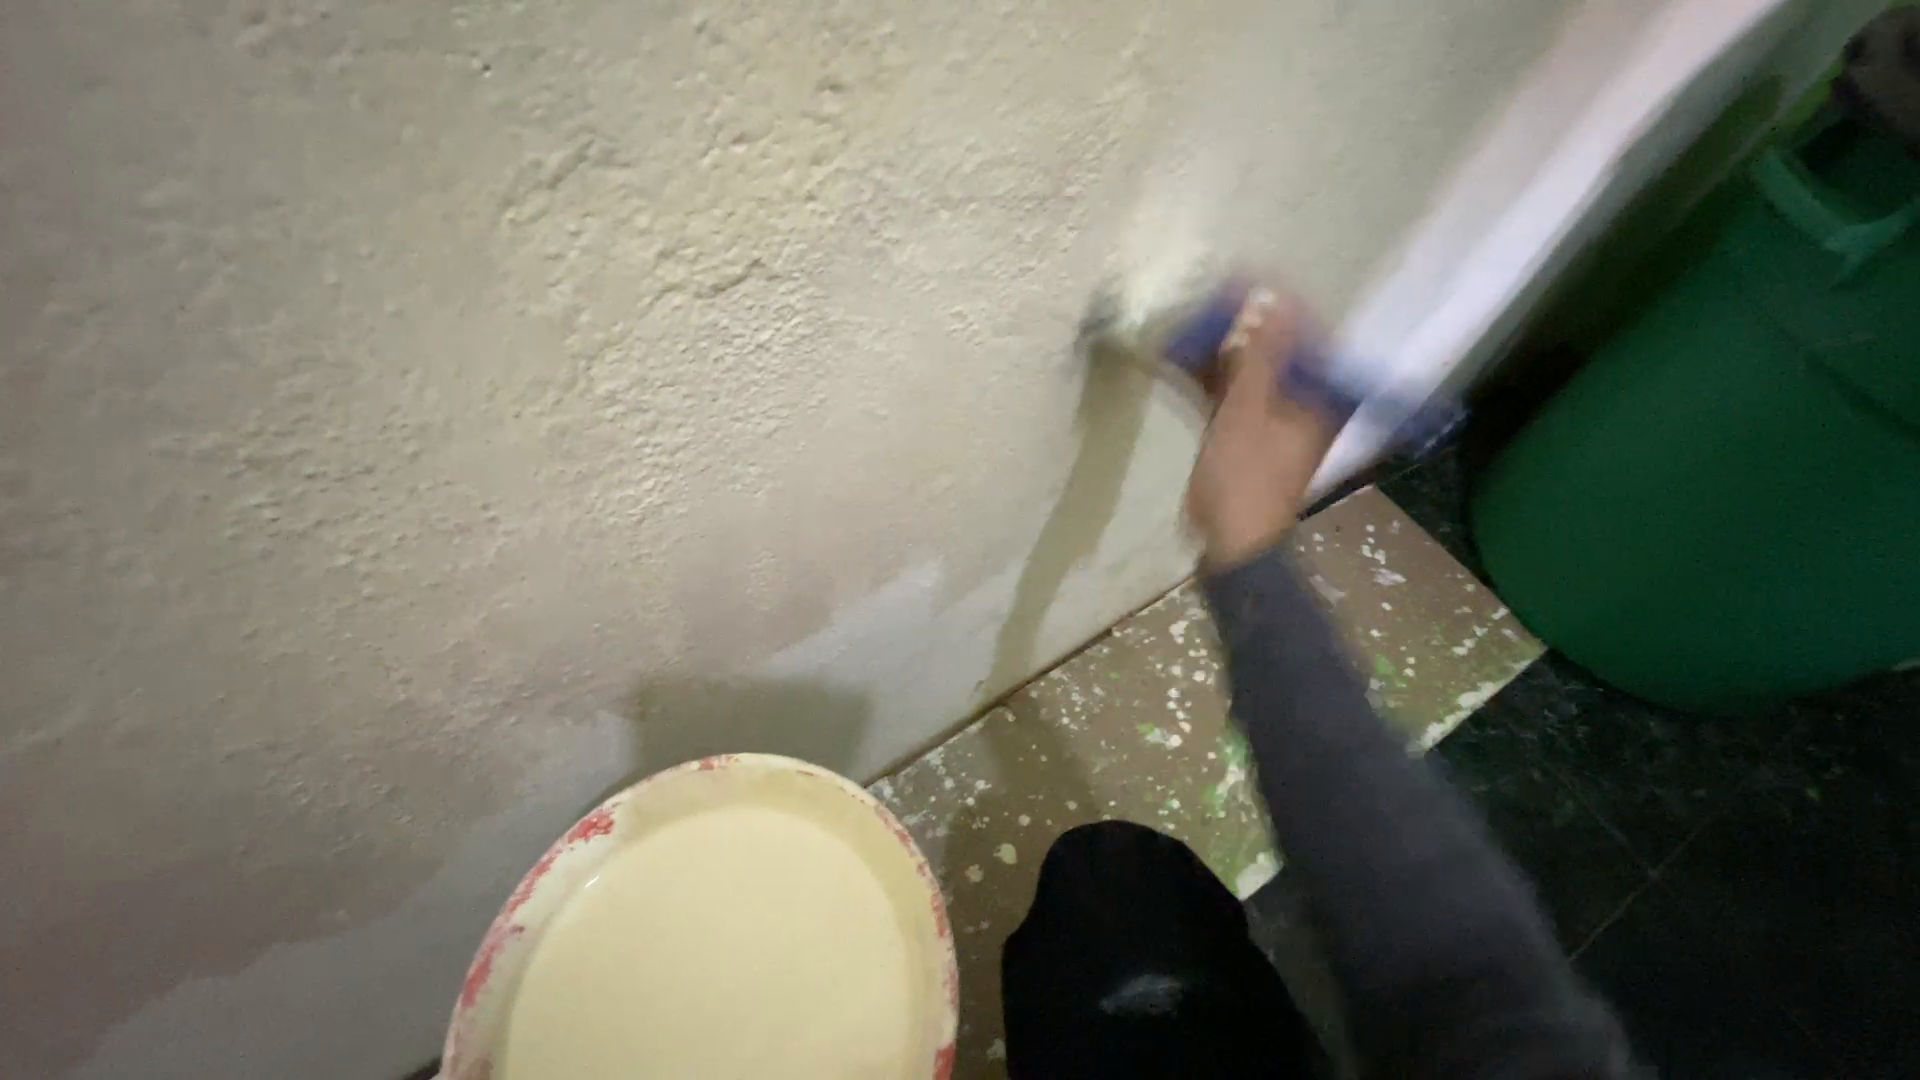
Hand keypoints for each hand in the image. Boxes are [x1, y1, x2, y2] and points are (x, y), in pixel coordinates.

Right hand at [1185, 284, 1338, 568]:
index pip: (1302, 332)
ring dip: (1215, 348)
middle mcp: (1298, 399)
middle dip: (1237, 323)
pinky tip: (1174, 357)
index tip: (1242, 276)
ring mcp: (1268, 415)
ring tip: (1184, 320)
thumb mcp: (1250, 412)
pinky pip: (1224, 393)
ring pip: (1243, 369)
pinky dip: (1203, 378)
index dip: (1274, 301)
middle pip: (1270, 348)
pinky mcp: (1241, 430)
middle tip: (1204, 296)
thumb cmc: (1246, 477)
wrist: (1232, 539)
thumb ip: (1260, 356)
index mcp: (1316, 393)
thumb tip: (1272, 301)